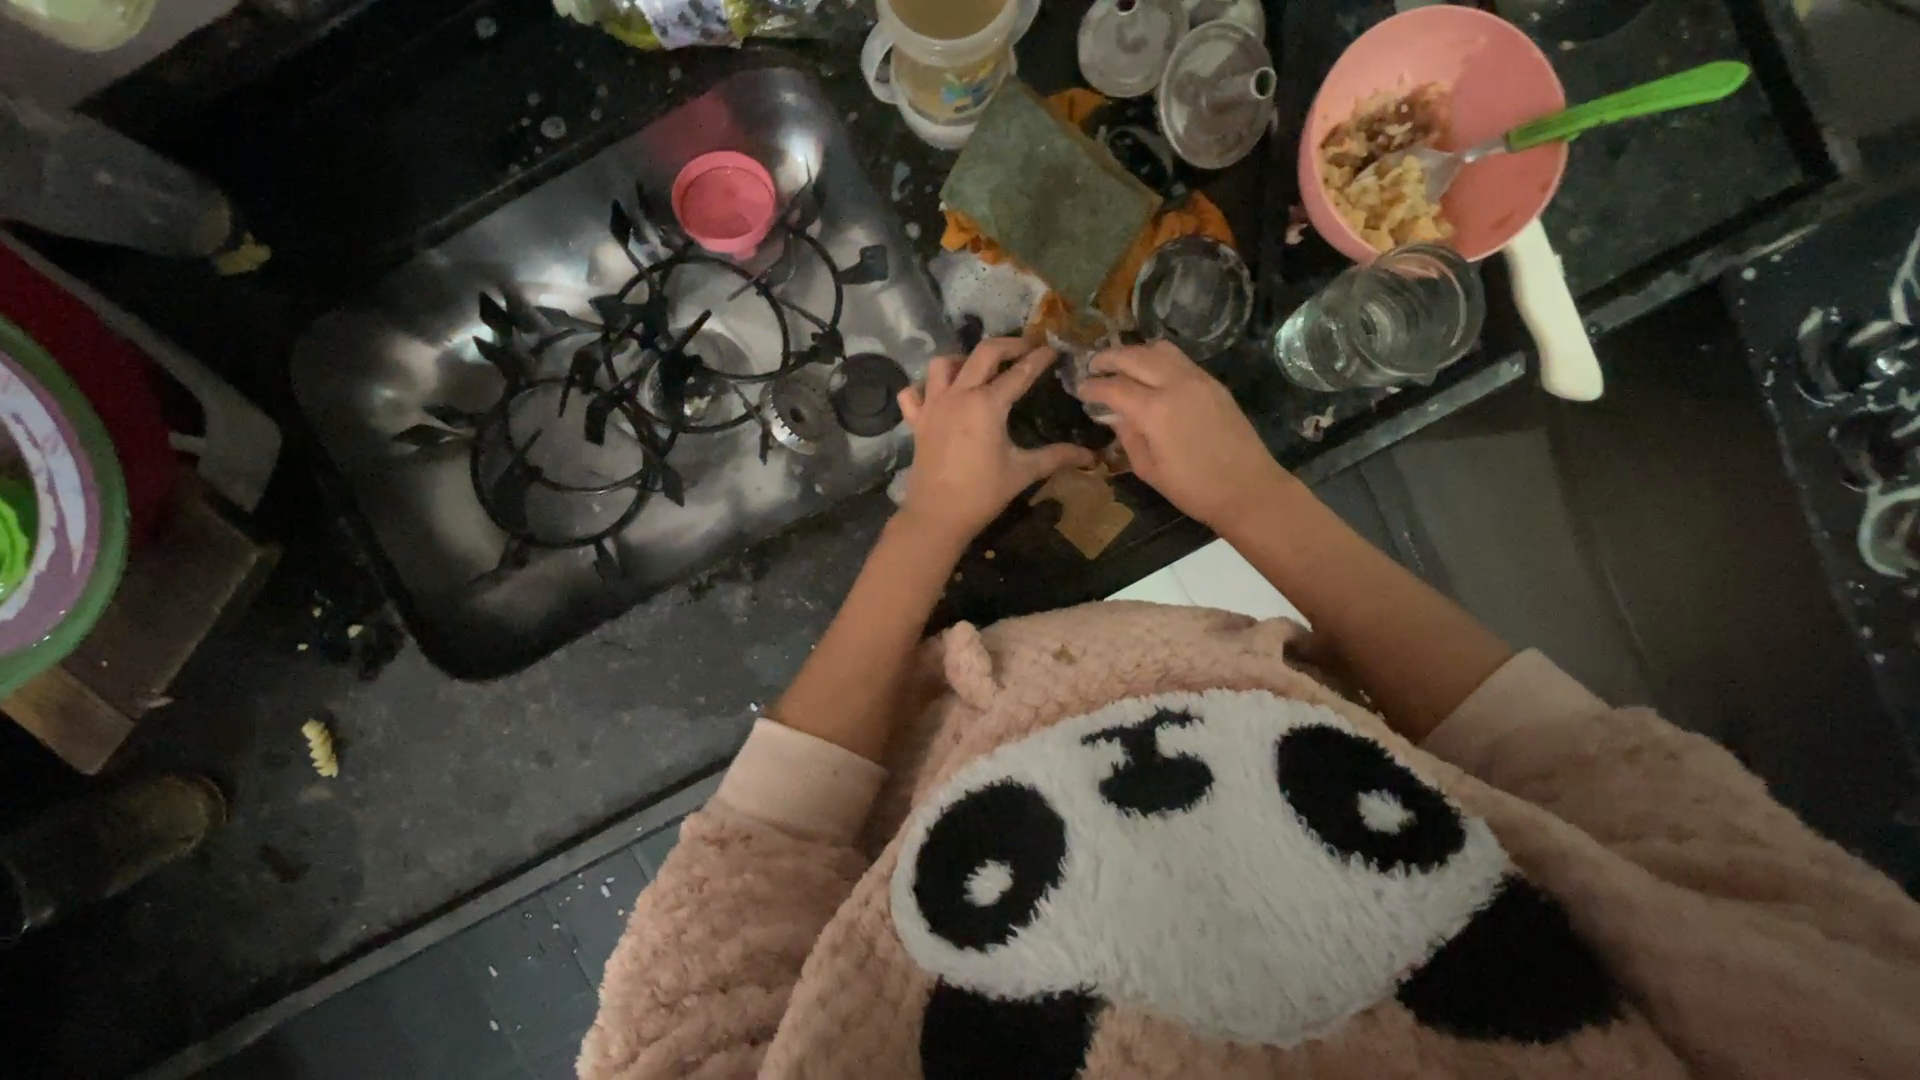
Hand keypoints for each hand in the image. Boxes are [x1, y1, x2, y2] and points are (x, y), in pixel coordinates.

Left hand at [897, 338, 1095, 545]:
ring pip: (943, 364)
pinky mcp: (916, 421)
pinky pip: (913, 392)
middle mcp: (959, 395)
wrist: (937, 516)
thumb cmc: (982, 494)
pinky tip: (939, 394)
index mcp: (987, 404)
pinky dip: (924, 387)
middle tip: (1025, 348)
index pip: (1019, 372)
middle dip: (1008, 344)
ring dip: (964, 359)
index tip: (1052, 350)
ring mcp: (933, 406)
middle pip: (984, 353)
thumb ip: (1056, 457)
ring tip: (979, 369)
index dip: (1039, 359)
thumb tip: (1090, 456)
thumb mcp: (1023, 472)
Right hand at [1079, 342, 1295, 534]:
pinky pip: (1180, 359)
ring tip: (1121, 366)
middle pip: (1134, 356)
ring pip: (1159, 350)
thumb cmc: (1193, 489)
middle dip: (1108, 359)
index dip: (1092, 386)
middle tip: (1093, 366)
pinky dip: (1158, 359)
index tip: (1079, 389)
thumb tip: (1113, 415)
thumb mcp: (1148, 469)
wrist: (1248, 489)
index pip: (1114, 387)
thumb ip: (1127, 435)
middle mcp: (1176, 385)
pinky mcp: (1214, 383)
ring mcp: (1198, 380)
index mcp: (1155, 411)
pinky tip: (1150, 374)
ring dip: (1135, 353)